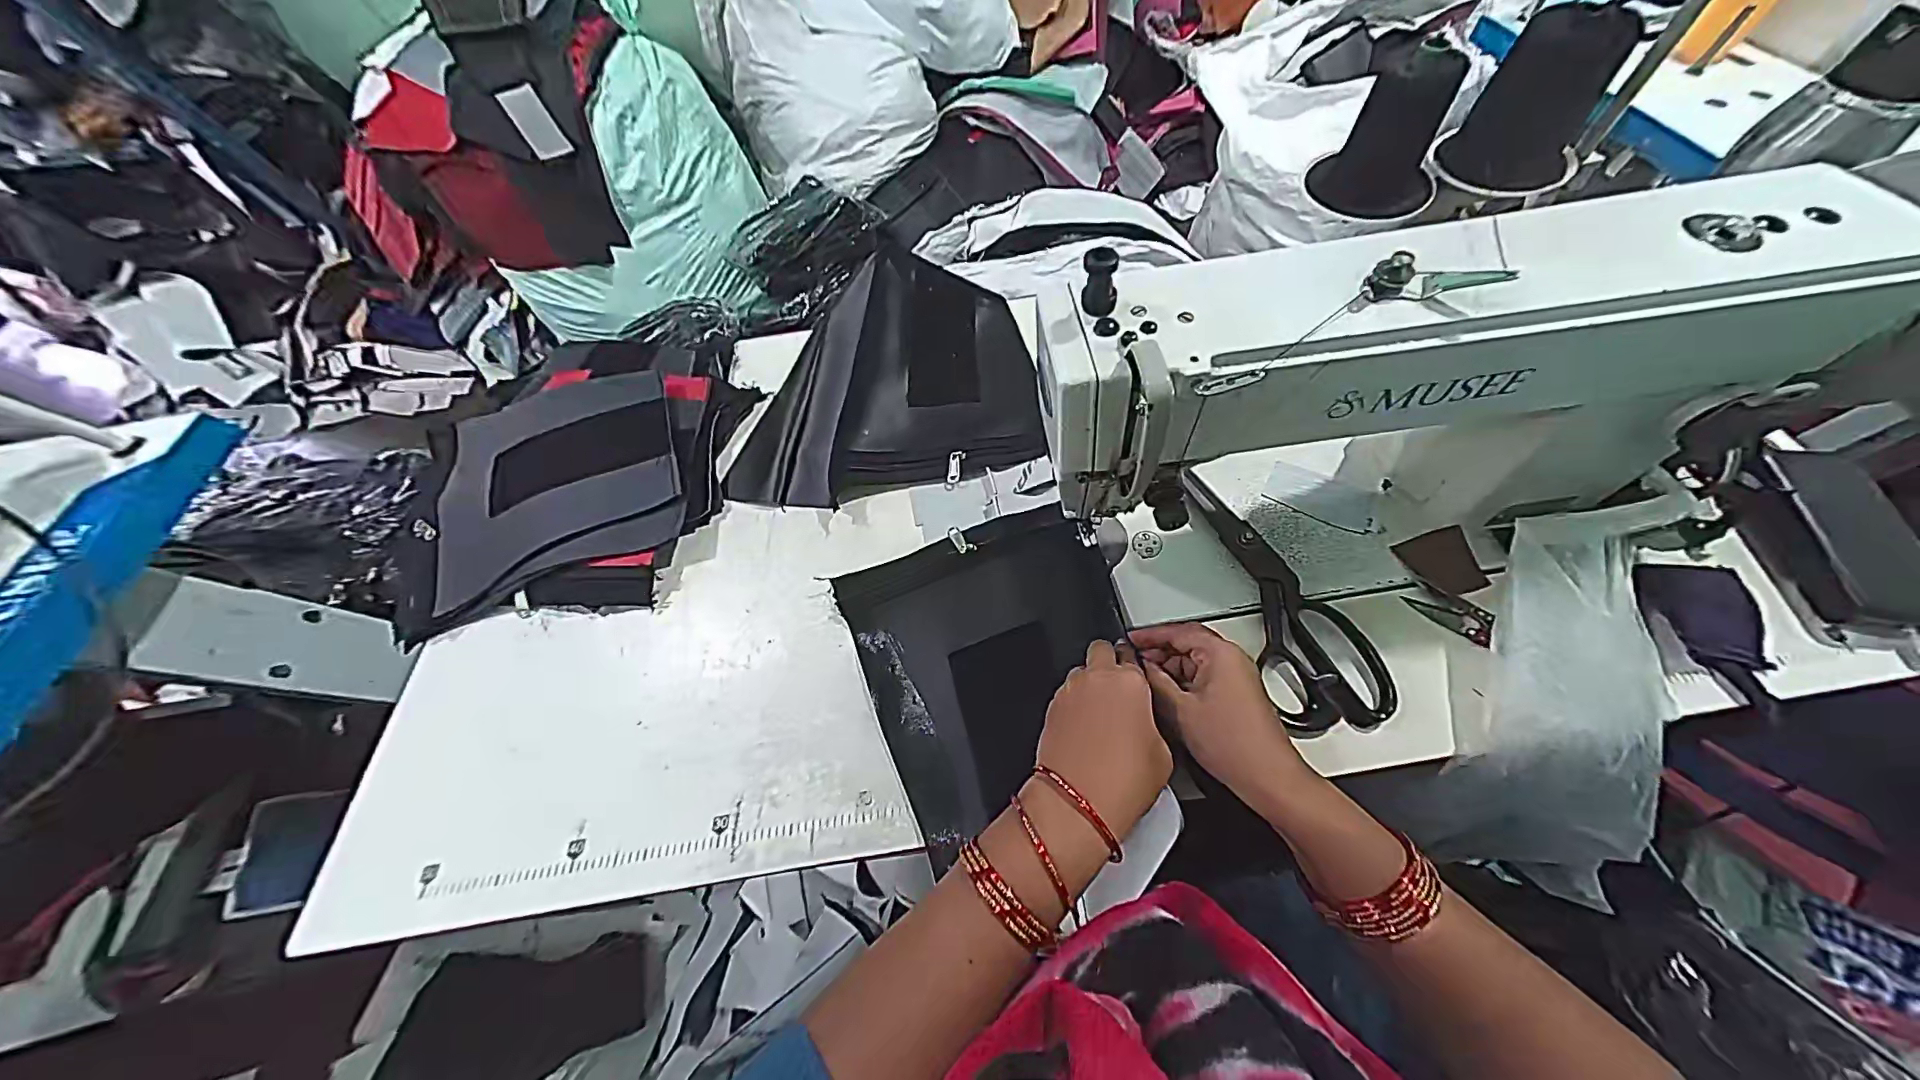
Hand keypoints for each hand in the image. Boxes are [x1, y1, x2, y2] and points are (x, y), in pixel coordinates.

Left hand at [1034, 641, 1172, 838]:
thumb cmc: (1120, 782)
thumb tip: (1149, 724)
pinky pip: (1066, 693)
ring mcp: (1070, 691)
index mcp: (1130, 682)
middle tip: (1119, 688)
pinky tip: (1085, 728)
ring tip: (1101, 714)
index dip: (1137, 670)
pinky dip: (1075, 703)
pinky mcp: (1051, 707)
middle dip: (1109, 662)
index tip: (1140, 682)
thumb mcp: (1164, 754)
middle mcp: (1096, 678)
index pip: (1134, 656)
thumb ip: (1156, 724)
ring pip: (1081, 671)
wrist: (1076, 803)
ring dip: (1090, 683)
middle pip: (1102, 650)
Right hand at [1129, 623, 1312, 803]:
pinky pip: (1204, 677)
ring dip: (1171, 668)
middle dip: (1160, 651)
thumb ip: (1156, 681)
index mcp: (1221, 654)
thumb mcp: (1180, 709)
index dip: (1150, 635)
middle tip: (1136, 660)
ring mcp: (1236, 677)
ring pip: (1195, 661)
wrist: (1266, 775)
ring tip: (1147, 682)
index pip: (1178, 631)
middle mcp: (1233, 660)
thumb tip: (1142, 668)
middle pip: (1188, 643)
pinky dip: (1184, 682)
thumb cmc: (1236, 746)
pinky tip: (1168, 696)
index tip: (1132, 639)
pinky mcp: (1236, 693)